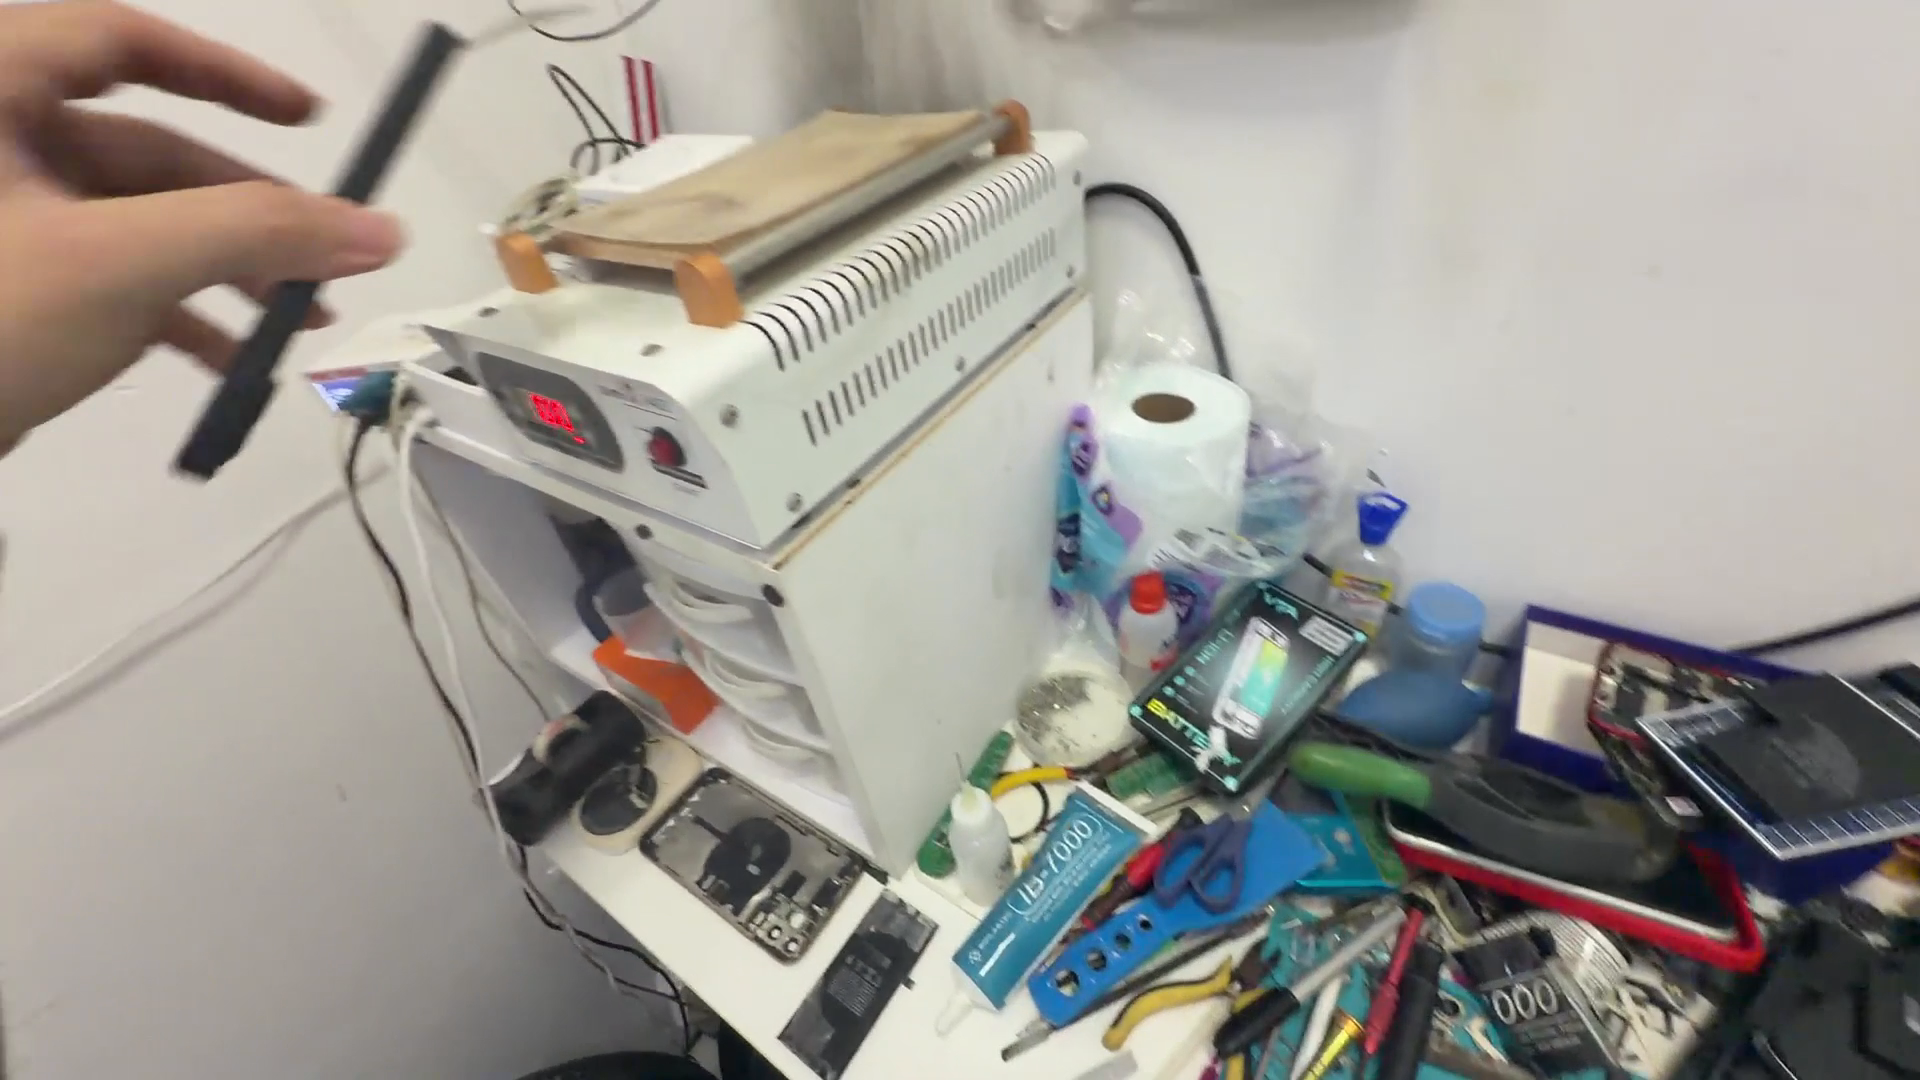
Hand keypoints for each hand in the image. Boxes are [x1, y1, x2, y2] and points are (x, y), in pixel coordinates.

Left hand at [0, 1, 405, 450]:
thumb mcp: (122, 261)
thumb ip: (260, 234)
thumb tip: (385, 231)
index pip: (115, 39)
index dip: (226, 73)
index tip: (315, 120)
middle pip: (153, 152)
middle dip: (255, 216)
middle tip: (331, 266)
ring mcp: (2, 216)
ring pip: (147, 222)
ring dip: (237, 271)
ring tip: (300, 325)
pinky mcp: (13, 278)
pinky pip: (119, 273)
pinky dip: (188, 311)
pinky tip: (234, 358)